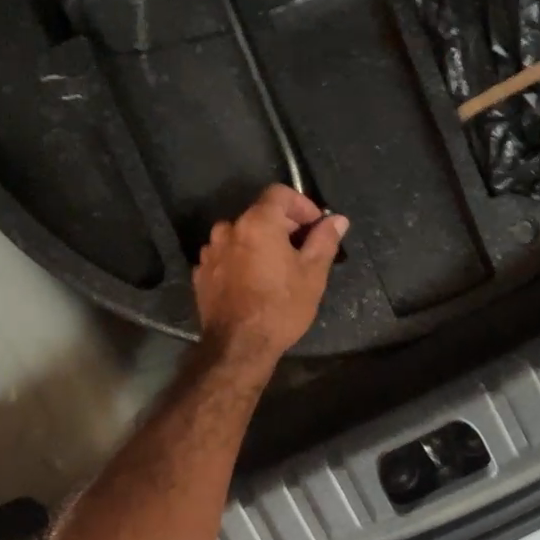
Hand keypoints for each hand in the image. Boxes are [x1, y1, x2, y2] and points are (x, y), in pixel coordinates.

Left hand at [194, 184, 347, 365]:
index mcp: (257, 222)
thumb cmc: (281, 307)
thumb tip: (337, 219)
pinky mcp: (201, 274)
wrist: (238, 346)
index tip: (316, 227)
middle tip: (301, 252)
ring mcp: (210, 251)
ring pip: (241, 237)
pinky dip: (241, 262)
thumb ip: (324, 241)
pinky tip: (253, 284)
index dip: (302, 205)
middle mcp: (229, 229)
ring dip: (259, 245)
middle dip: (283, 227)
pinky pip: (226, 257)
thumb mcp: (313, 275)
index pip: (279, 194)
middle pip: (259, 215)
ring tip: (276, 269)